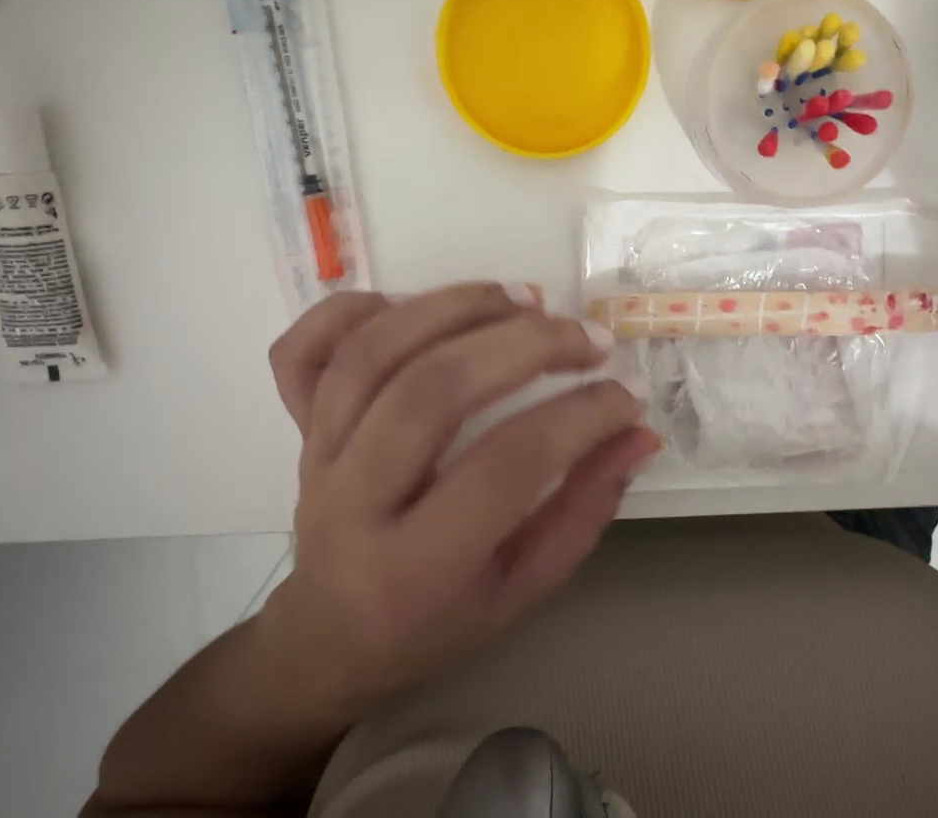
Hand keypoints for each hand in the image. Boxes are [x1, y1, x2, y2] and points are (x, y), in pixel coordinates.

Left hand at [260, 282, 657, 707]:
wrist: (329, 637)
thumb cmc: (436, 624)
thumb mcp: (523, 588)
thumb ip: (583, 509)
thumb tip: (639, 432)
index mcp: (416, 567)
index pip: (505, 465)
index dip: (579, 417)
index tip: (628, 394)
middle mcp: (354, 503)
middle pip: (431, 391)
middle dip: (524, 345)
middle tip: (588, 336)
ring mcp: (316, 457)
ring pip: (372, 353)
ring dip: (456, 307)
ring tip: (527, 300)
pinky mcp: (298, 429)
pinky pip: (305, 350)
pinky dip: (358, 308)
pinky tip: (421, 303)